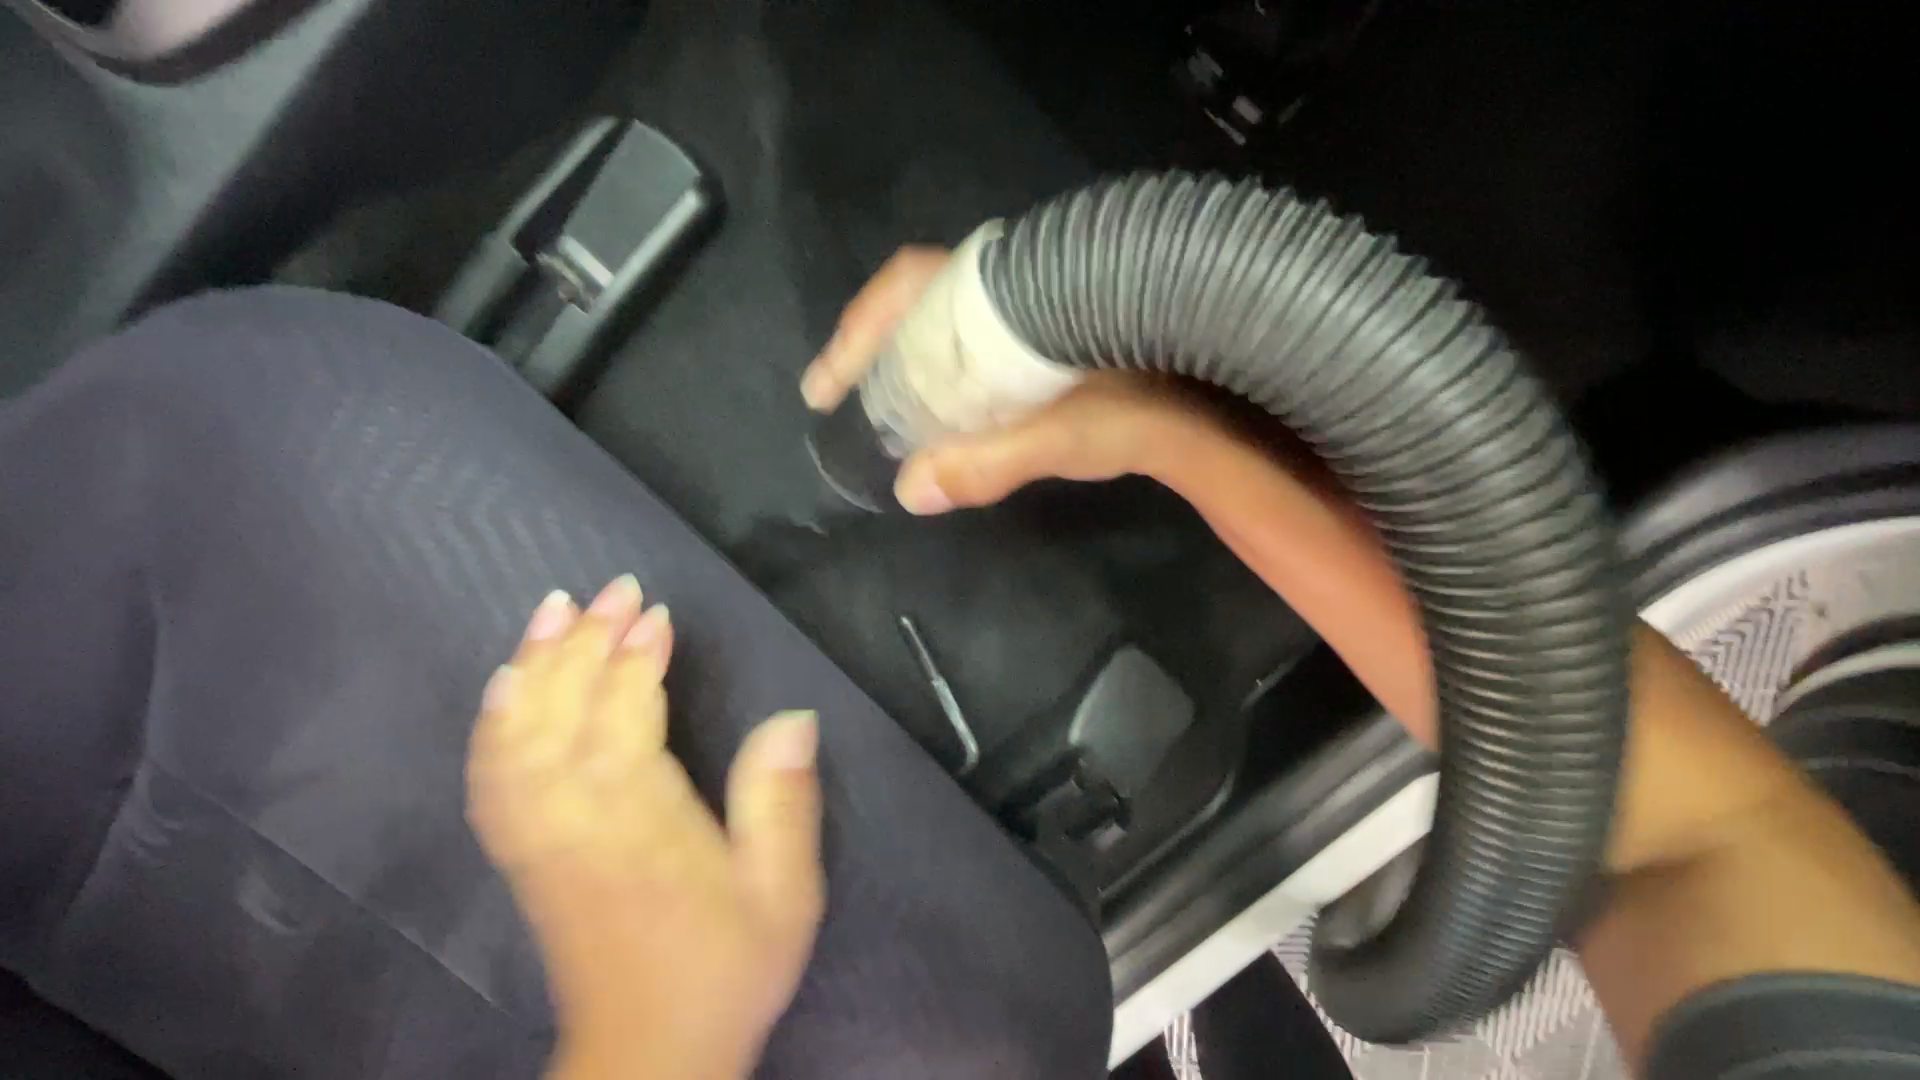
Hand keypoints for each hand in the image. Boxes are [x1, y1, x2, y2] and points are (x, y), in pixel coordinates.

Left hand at [468, 577, 823, 1079]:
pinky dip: (493, 719)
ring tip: (552, 609)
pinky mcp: (520, 853)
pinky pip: (490, 772)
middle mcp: (571, 817)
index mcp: (637, 820)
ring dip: (532, 663)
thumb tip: (795, 718)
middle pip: (563, 708)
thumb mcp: (782, 892)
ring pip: (517, 731)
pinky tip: (504, 684)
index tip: (655, 613)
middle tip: (613, 588)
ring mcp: (535, 835)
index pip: (623, 714)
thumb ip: (783, 804)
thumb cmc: (726, 965)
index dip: (636, 658)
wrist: (647, 1054)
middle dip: (586, 640)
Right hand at [800, 247, 1220, 513]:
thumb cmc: (1138, 411)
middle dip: (870, 346)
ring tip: (878, 405)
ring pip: (943, 318)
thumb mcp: (1060, 439)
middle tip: (838, 395)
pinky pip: (970, 338)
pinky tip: (938, 407)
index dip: (856, 334)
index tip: (823, 388)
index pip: (906, 290)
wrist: (1214, 405)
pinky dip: (940, 369)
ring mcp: (1028, 307)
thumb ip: (987, 463)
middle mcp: (1010, 286)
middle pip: (916, 299)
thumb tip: (909, 490)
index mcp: (1005, 297)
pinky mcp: (1046, 332)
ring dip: (904, 357)